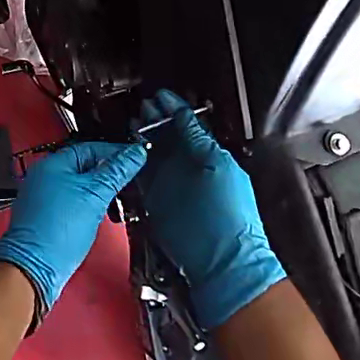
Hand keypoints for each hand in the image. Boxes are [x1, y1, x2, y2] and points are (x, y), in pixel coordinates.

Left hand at [0, 140, 146, 322]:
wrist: (35, 267)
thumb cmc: (55, 231)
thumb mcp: (95, 195)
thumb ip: (117, 171)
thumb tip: (135, 154)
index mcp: (52, 164)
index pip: (90, 147)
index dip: (114, 152)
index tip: (133, 157)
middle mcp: (44, 178)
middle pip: (84, 166)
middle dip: (108, 172)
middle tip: (127, 178)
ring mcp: (44, 198)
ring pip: (79, 186)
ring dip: (98, 191)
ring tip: (115, 200)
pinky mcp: (47, 218)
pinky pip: (73, 203)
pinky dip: (88, 206)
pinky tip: (98, 216)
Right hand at [138, 90, 285, 328]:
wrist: (223, 263)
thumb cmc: (231, 220)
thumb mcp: (219, 167)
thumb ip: (199, 140)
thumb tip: (186, 116)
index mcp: (208, 155)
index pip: (187, 123)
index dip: (173, 107)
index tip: (161, 96)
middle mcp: (189, 168)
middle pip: (166, 135)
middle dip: (154, 118)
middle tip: (143, 104)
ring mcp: (171, 185)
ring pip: (151, 153)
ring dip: (142, 136)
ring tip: (133, 120)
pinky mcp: (155, 202)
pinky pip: (140, 176)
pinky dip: (133, 162)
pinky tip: (128, 150)